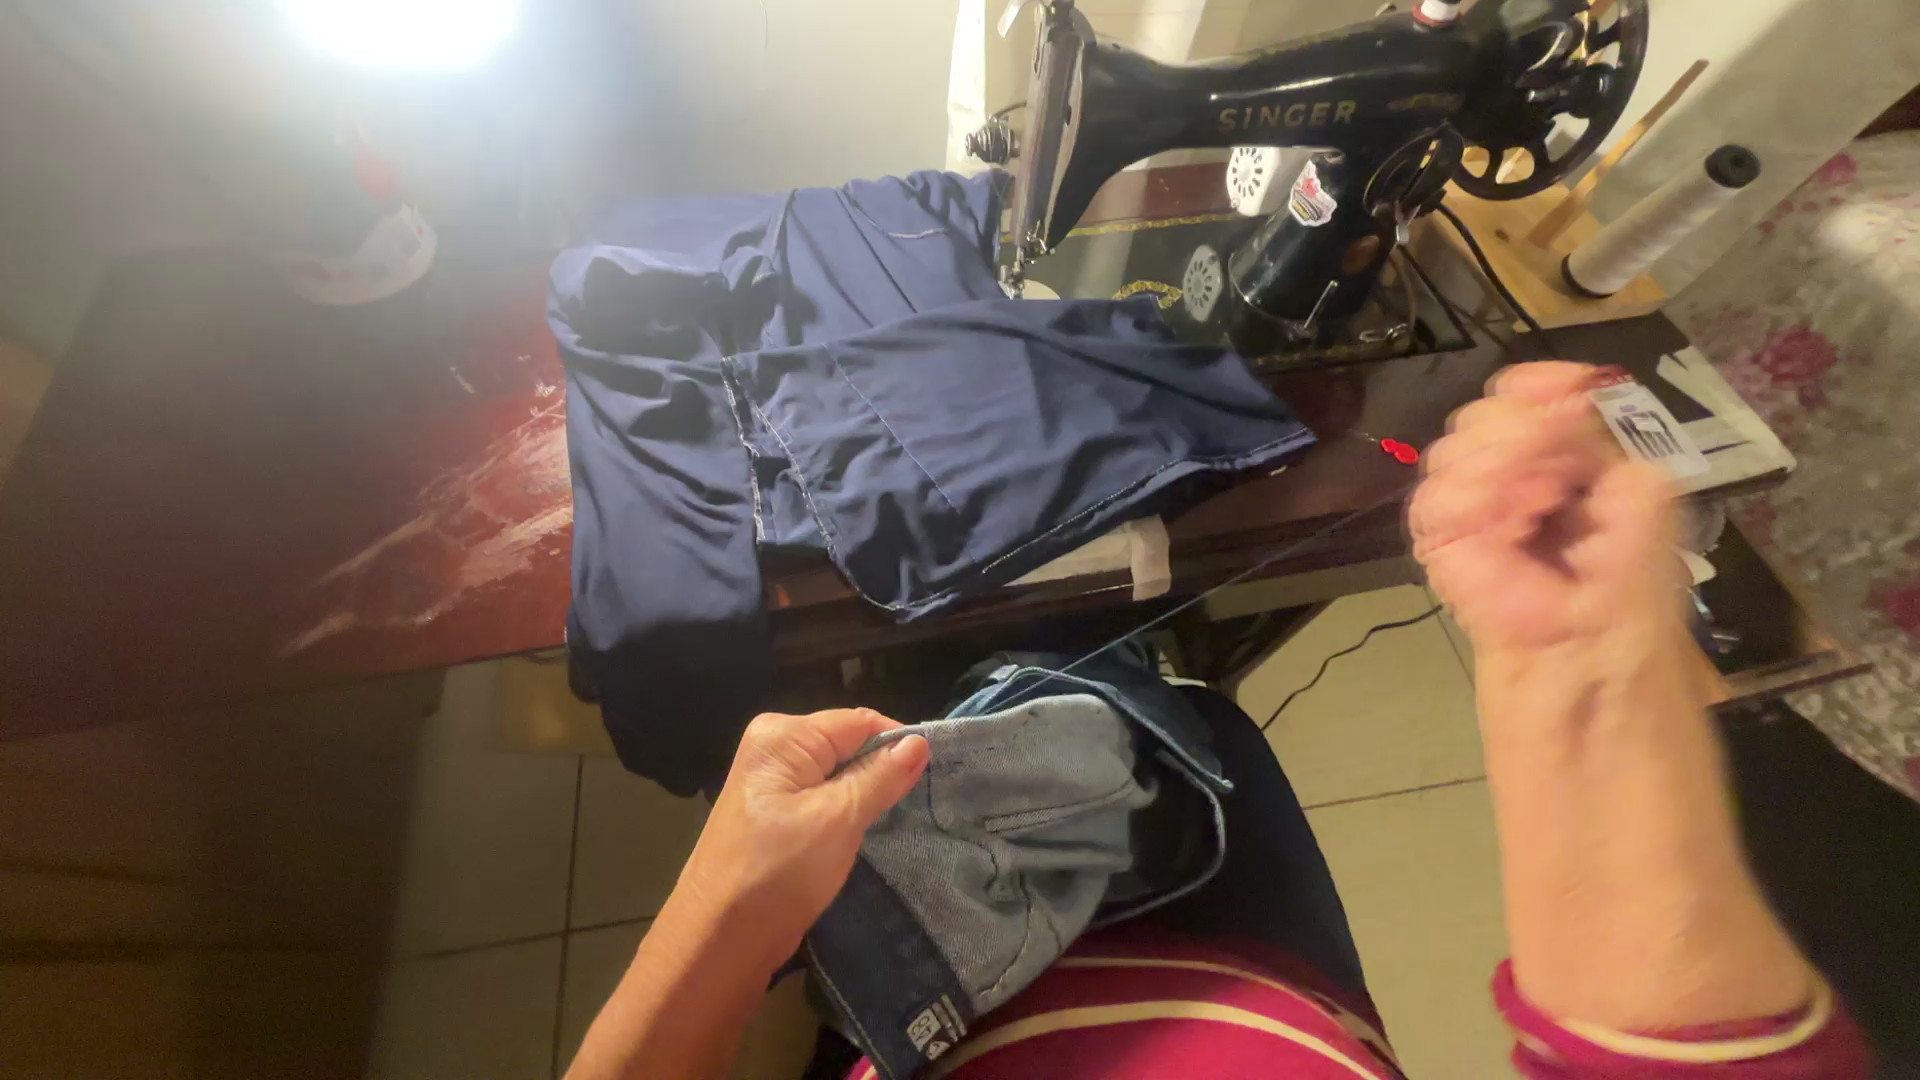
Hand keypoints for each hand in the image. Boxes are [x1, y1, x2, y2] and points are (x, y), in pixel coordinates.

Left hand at [672, 709, 929, 963]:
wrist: (717, 945)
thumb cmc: (778, 873)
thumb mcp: (839, 819)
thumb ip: (881, 776)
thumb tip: (920, 742)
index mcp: (783, 735)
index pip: (859, 721)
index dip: (897, 743)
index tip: (932, 775)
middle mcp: (774, 746)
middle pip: (848, 743)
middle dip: (881, 769)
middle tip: (913, 803)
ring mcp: (771, 781)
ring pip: (839, 772)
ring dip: (865, 793)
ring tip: (892, 818)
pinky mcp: (775, 812)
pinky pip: (824, 795)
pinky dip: (846, 810)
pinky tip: (861, 832)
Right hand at [1410, 361, 1683, 660]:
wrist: (1584, 644)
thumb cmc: (1623, 582)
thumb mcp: (1640, 494)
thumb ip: (1601, 440)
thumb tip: (1568, 398)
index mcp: (1554, 457)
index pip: (1523, 395)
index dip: (1534, 383)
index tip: (1562, 387)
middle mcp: (1505, 473)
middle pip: (1480, 416)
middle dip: (1520, 436)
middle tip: (1559, 482)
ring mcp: (1466, 504)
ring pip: (1451, 450)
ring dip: (1503, 475)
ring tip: (1539, 514)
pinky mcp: (1438, 536)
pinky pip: (1436, 496)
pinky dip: (1476, 506)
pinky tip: (1509, 530)